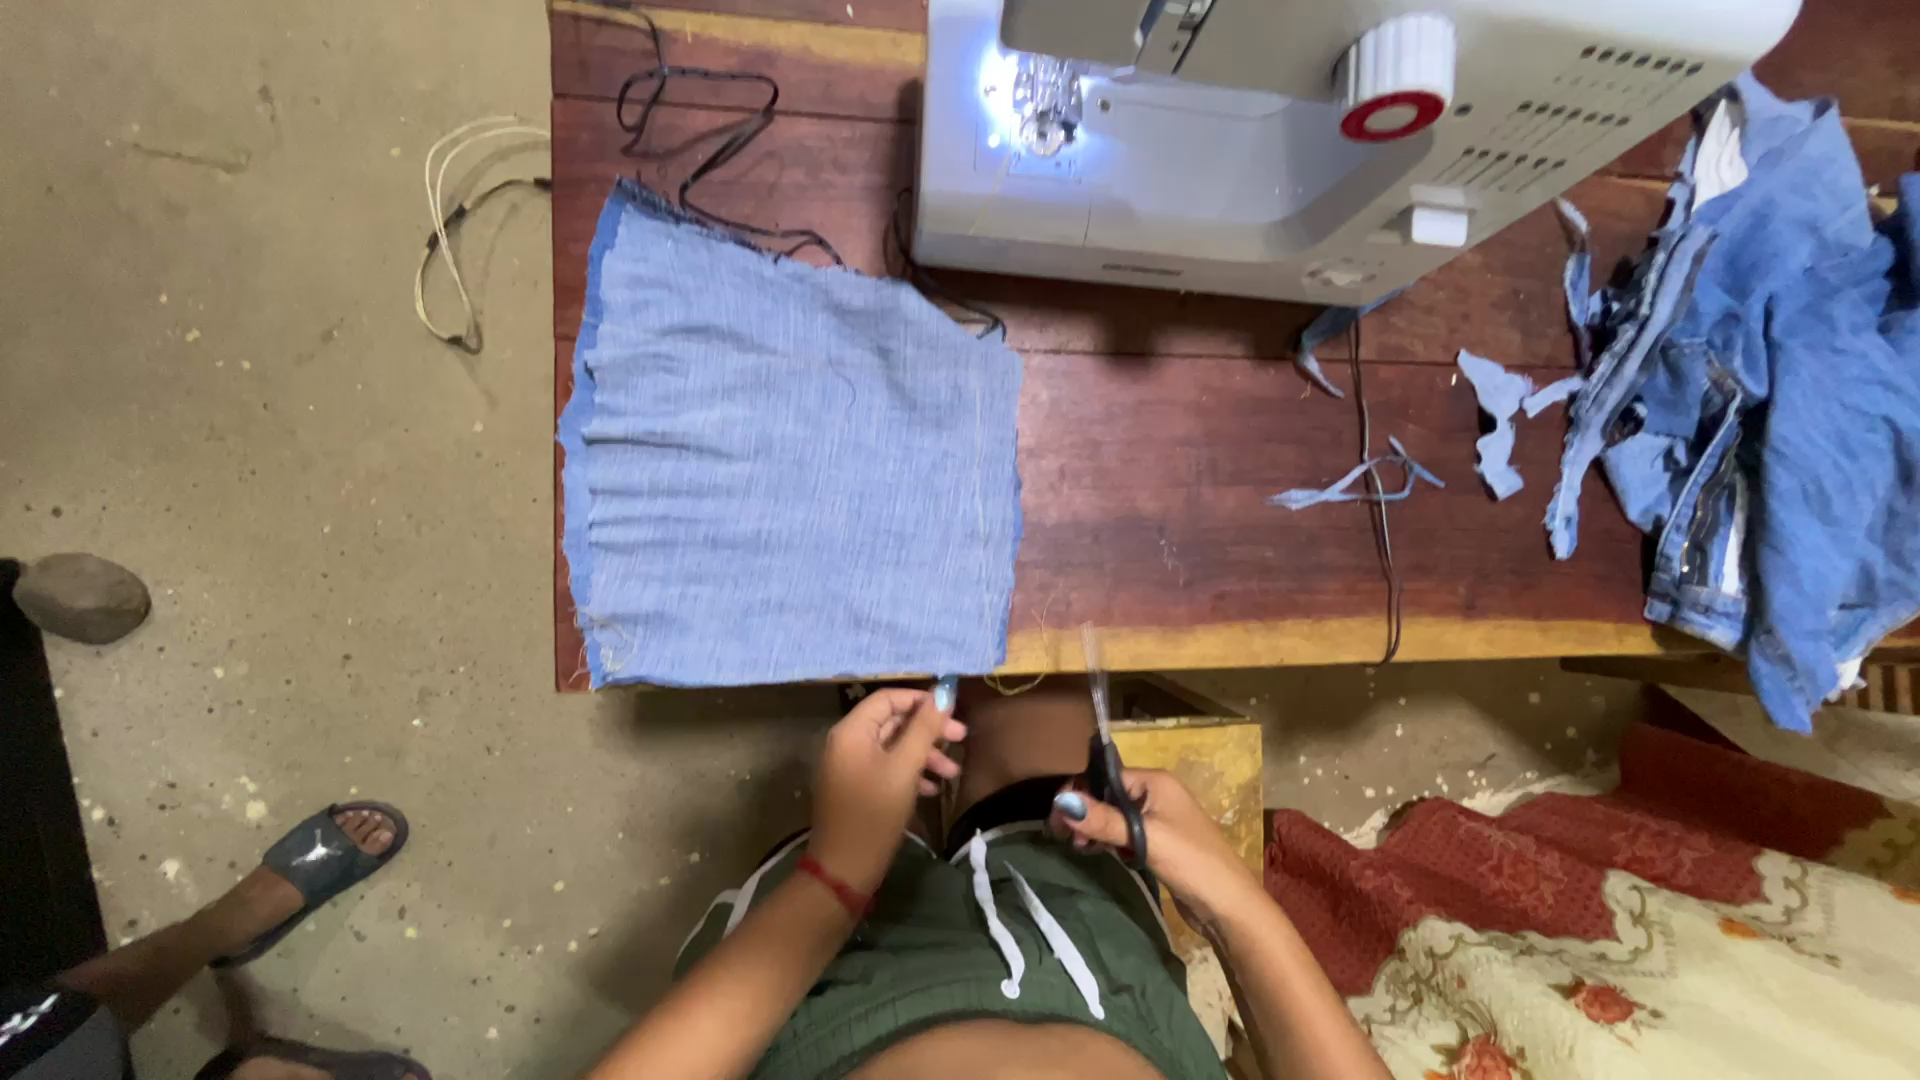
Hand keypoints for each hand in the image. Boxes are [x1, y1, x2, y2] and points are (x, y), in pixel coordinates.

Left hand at [809, 688, 965, 893]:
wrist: (845, 869)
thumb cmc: (875, 813)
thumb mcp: (905, 768)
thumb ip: (924, 728)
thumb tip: (943, 693)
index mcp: (852, 731)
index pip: (888, 698)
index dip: (921, 700)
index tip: (952, 711)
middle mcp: (847, 742)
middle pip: (893, 721)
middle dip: (928, 730)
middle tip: (962, 738)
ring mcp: (850, 766)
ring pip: (893, 747)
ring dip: (924, 754)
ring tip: (952, 773)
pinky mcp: (856, 787)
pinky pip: (886, 768)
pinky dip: (910, 772)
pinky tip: (932, 790)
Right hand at [1048, 768, 1264, 927]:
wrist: (1230, 905)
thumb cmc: (1190, 862)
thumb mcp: (1144, 837)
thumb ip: (1103, 819)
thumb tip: (1061, 801)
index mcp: (1155, 781)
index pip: (1106, 776)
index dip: (1079, 793)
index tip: (1056, 819)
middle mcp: (1156, 793)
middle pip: (1108, 794)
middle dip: (1084, 812)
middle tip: (1063, 837)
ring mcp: (1158, 818)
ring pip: (1114, 815)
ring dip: (1094, 827)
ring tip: (1078, 847)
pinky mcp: (1158, 841)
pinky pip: (1124, 832)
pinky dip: (1108, 840)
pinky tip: (1096, 851)